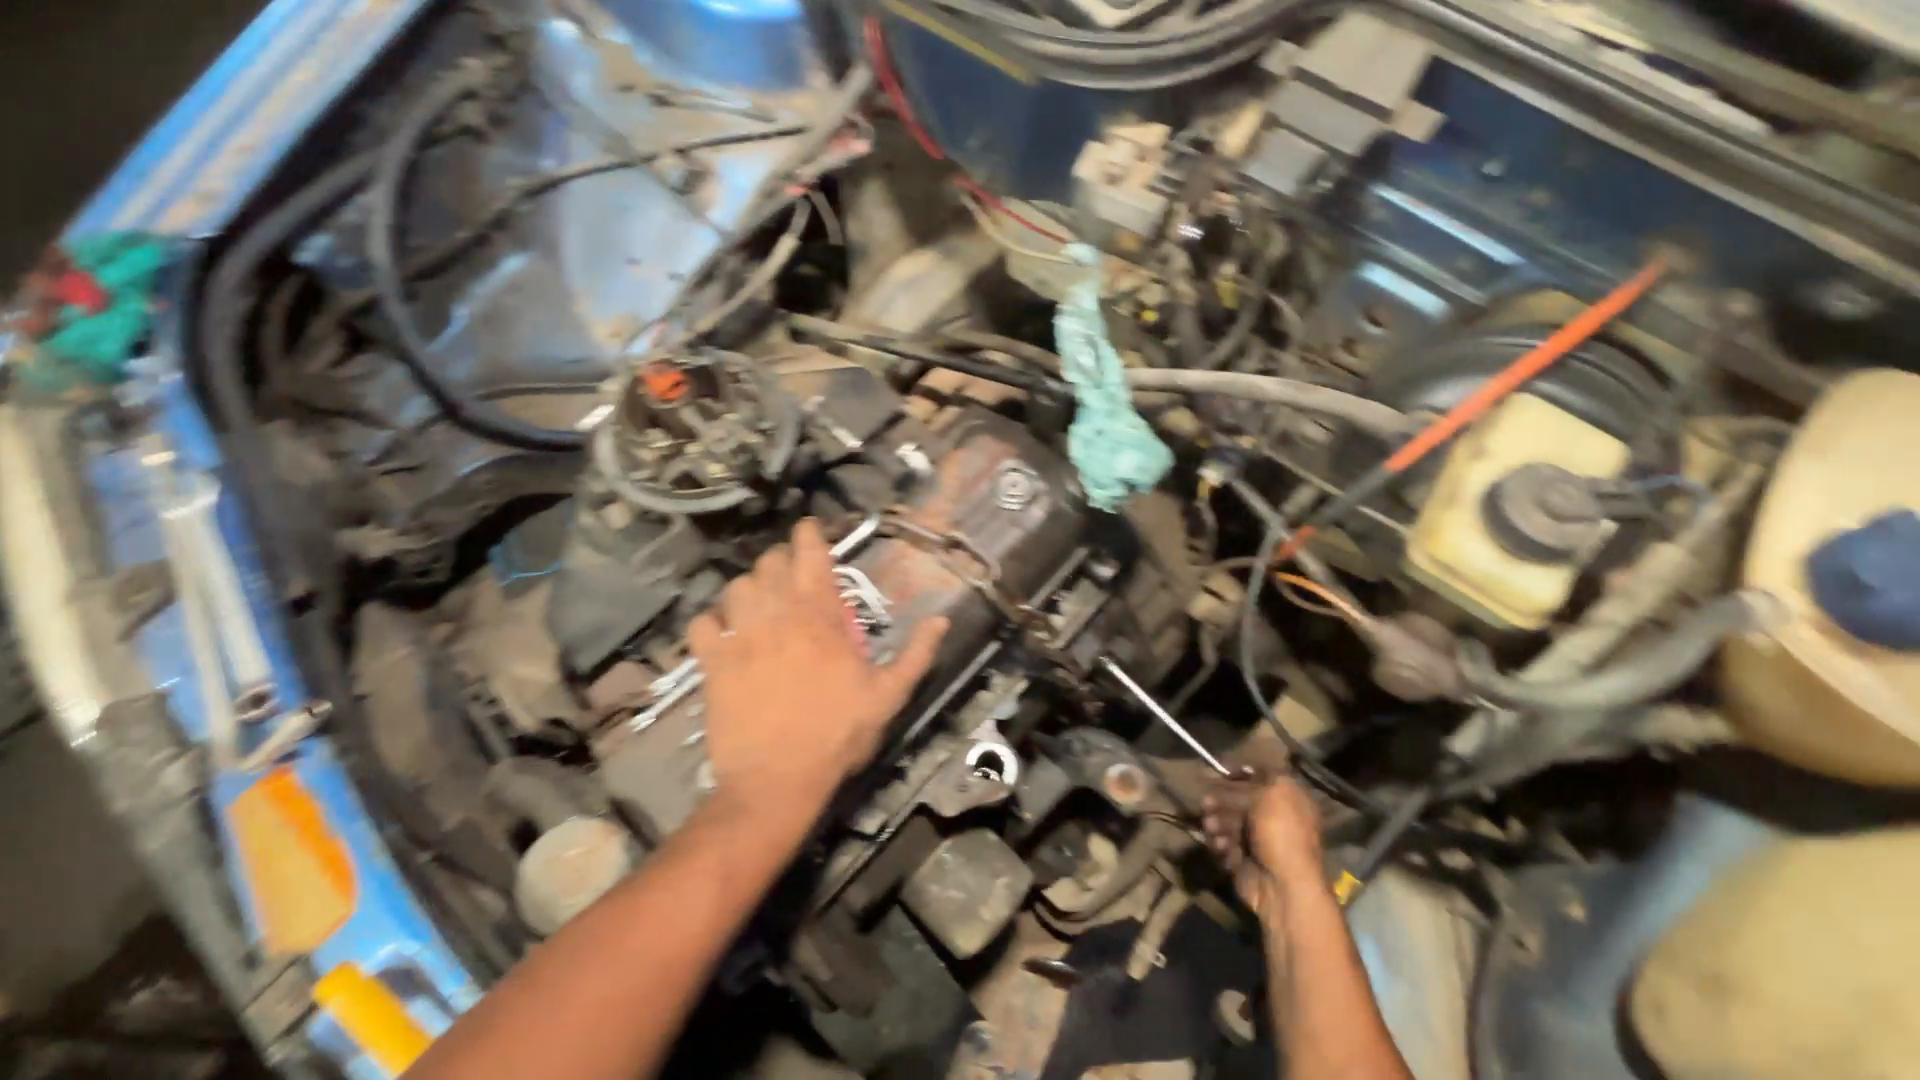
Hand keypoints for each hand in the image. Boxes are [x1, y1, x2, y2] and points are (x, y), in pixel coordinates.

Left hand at [689, 519, 947, 816]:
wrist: (777, 779)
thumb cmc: (837, 736)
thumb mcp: (889, 697)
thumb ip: (916, 655)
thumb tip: (942, 620)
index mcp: (820, 618)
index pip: (811, 555)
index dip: (808, 534)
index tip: (808, 528)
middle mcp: (777, 616)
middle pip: (770, 564)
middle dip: (780, 562)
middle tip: (790, 577)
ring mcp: (740, 637)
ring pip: (736, 587)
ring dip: (748, 589)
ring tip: (758, 604)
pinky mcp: (712, 662)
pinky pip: (701, 624)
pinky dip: (710, 623)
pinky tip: (721, 635)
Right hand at [1203, 775, 1325, 921]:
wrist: (1282, 885)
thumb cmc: (1281, 833)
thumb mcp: (1266, 796)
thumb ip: (1242, 783)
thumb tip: (1215, 774)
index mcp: (1288, 796)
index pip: (1259, 774)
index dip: (1237, 771)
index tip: (1214, 769)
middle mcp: (1274, 815)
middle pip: (1238, 797)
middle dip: (1220, 799)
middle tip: (1206, 803)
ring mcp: (1258, 838)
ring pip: (1227, 819)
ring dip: (1218, 822)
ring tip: (1214, 828)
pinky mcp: (1242, 857)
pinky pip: (1224, 842)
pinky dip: (1220, 843)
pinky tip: (1223, 847)